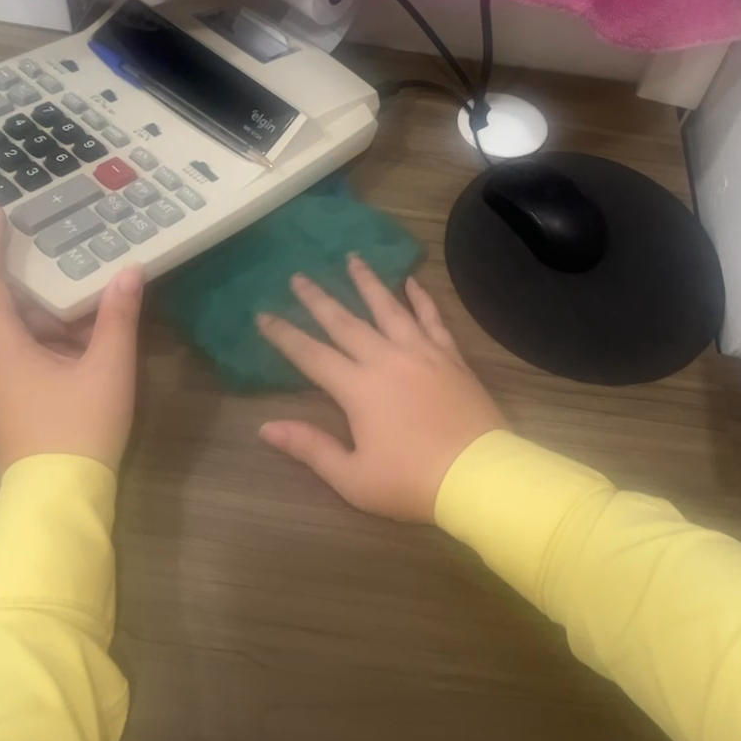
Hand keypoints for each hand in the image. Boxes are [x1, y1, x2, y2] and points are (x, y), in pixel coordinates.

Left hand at [0, 206, 144, 467]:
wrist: (57, 497)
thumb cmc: (79, 427)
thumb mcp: (108, 368)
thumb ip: (118, 316)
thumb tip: (131, 269)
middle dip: (15, 269)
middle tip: (45, 237)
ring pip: (1, 327)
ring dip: (33, 302)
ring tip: (68, 278)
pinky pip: (9, 349)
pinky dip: (35, 329)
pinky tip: (71, 327)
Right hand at [257, 255, 506, 522]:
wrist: (477, 475)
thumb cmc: (410, 482)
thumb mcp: (352, 477)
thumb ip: (310, 448)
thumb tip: (266, 427)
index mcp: (358, 388)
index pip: (312, 355)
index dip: (285, 335)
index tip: (263, 315)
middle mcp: (387, 359)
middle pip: (346, 322)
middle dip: (319, 299)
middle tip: (299, 276)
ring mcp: (422, 353)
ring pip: (389, 308)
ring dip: (368, 283)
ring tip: (353, 258)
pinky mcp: (451, 357)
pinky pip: (432, 318)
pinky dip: (421, 298)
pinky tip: (412, 282)